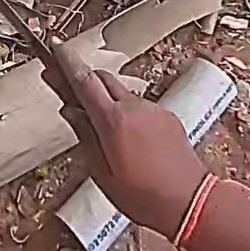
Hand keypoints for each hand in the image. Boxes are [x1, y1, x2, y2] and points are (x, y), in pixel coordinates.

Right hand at [62, 68, 208, 239]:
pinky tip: (127, 136)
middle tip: (68, 90)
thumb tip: (70, 110)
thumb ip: (84, 136)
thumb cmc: (144, 196)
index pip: (84, 80)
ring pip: (120, 92)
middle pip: (101, 78)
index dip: (66, 61)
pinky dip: (125, 110)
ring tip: (101, 126)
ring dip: (105, 98)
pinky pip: (138, 105)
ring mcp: (152, 109)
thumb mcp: (101, 173)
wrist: (194, 205)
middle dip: (83, 79)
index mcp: (112, 120)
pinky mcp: (166, 116)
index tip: (55, 45)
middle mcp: (133, 107)